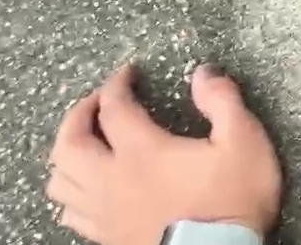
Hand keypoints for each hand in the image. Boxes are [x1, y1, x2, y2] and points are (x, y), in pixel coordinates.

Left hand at [46, 63, 283, 244]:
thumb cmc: (233, 193)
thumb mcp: (243, 137)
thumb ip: (222, 100)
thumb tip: (203, 72)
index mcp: (143, 152)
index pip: (115, 111)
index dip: (117, 86)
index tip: (126, 71)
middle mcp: (111, 180)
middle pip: (68, 146)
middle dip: (76, 116)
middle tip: (95, 99)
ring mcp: (102, 211)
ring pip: (58, 180)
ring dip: (64, 153)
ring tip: (84, 138)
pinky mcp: (103, 234)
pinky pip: (67, 210)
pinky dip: (68, 189)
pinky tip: (84, 185)